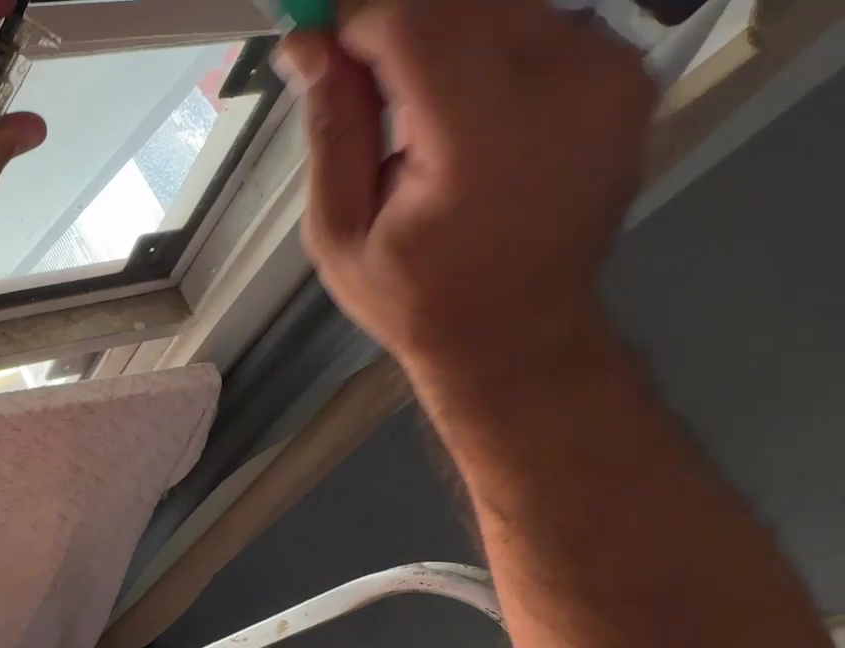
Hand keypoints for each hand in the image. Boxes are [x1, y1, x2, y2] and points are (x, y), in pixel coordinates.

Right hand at [281, 0, 655, 365]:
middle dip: (393, 24)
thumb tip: (308, 46)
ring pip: (498, 4)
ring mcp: (609, 73)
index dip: (357, 21)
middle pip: (460, 2)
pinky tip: (454, 105)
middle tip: (352, 76)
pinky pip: (537, 22)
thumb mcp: (338, 232)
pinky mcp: (624, 70)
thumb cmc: (415, 297)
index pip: (417, 23)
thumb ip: (332, 130)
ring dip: (437, 35)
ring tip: (405, 107)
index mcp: (483, 145)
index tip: (319, 44)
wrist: (517, 330)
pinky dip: (482, 44)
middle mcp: (565, 89)